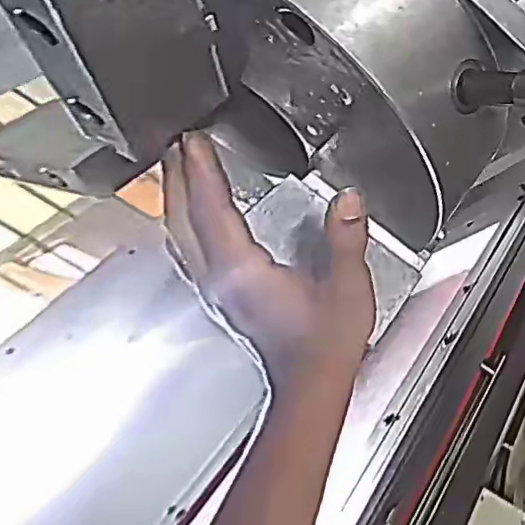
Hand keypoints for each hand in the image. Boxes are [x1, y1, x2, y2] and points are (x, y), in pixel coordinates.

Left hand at [163, 132, 374, 387]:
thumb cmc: (326, 340)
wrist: (312, 381)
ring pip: (183, 237)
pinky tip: (199, 223)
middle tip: (177, 147)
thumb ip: (345, 238)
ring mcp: (220, 291)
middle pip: (185, 222)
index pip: (213, 212)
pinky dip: (190, 225)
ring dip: (179, 201)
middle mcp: (221, 280)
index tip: (194, 143)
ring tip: (181, 174)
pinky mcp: (228, 297)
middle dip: (179, 181)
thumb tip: (347, 200)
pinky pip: (194, 251)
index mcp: (244, 271)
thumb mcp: (346, 284)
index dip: (202, 174)